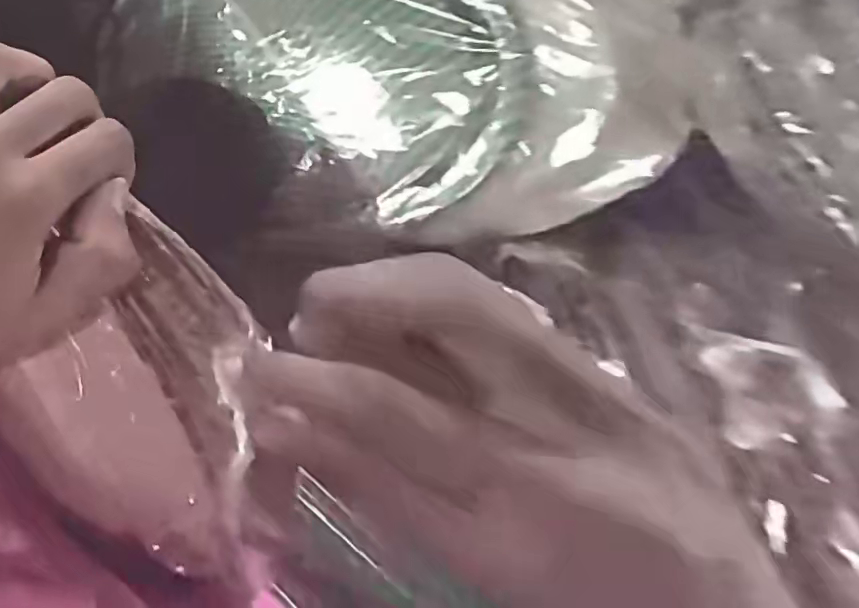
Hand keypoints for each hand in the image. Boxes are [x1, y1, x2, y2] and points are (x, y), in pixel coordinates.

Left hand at [0, 43, 138, 497]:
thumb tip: (112, 193)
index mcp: (27, 197)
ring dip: (25, 73)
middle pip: (64, 91)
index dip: (119, 158)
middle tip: (71, 147)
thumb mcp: (50, 316)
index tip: (101, 183)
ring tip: (25, 104)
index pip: (106, 139)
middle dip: (87, 116)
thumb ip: (101, 256)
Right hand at [247, 254, 793, 607]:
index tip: (250, 374)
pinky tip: (393, 318)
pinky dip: (420, 293)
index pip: (387, 413)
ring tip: (334, 310)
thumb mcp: (468, 573)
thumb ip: (368, 488)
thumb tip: (274, 424)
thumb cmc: (576, 607)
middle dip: (346, 297)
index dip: (304, 384)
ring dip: (377, 283)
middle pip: (442, 310)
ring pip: (465, 286)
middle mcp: (571, 431)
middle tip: (300, 322)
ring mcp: (598, 389)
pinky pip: (490, 299)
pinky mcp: (608, 371)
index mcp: (532, 508)